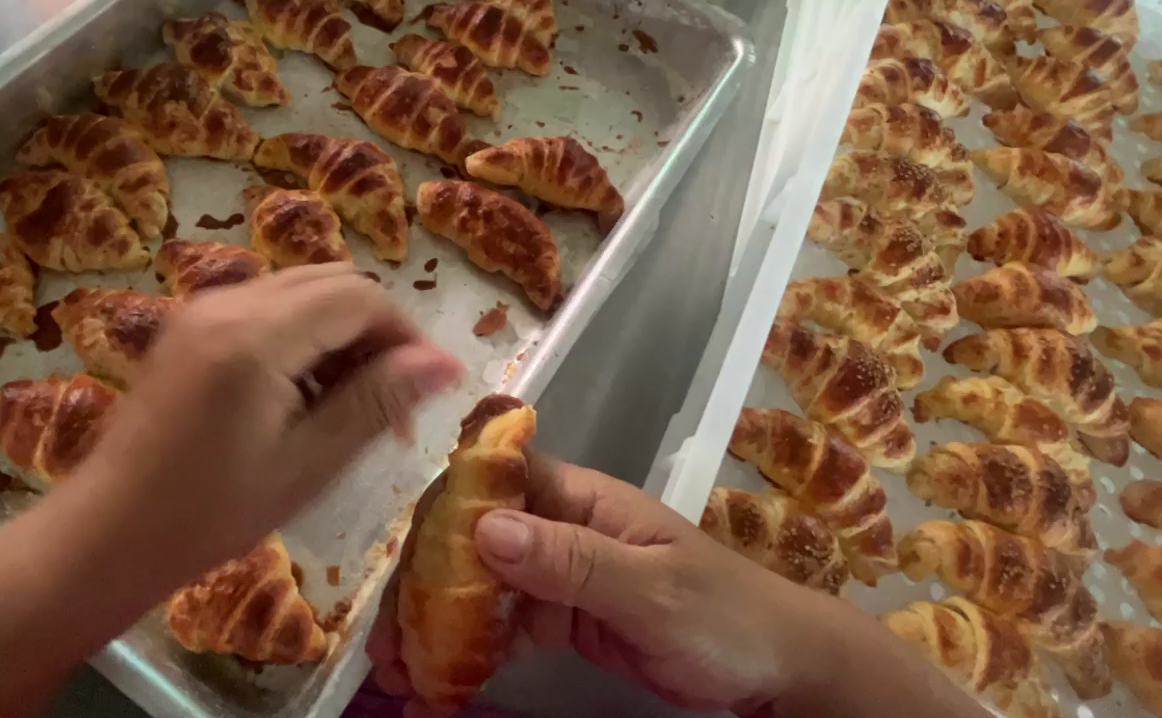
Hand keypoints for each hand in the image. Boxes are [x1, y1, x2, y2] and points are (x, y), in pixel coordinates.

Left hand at [55, 264, 465, 592]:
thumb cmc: (210, 514)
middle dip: (375, 329)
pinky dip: (305, 331)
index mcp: (256, 335)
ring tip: (346, 400)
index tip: (420, 392)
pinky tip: (301, 390)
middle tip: (387, 398)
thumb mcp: (308, 463)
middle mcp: (230, 300)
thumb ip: (378, 401)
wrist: (104, 536)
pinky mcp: (194, 320)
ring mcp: (206, 305)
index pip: (361, 296)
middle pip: (336, 280)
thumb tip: (446, 361)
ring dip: (342, 329)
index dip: (404, 334)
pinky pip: (272, 303)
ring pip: (306, 287)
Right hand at [367, 455, 825, 716]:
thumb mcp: (650, 588)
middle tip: (387, 638)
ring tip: (396, 666)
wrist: (773, 666)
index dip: (448, 509)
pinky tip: (440, 680)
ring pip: (485, 583)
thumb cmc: (721, 612)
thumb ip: (571, 560)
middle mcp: (562, 524)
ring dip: (441, 619)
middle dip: (430, 578)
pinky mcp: (564, 615)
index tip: (404, 558)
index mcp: (582, 497)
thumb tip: (484, 527)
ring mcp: (561, 570)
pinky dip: (473, 650)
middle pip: (479, 535)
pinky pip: (507, 625)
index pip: (500, 481)